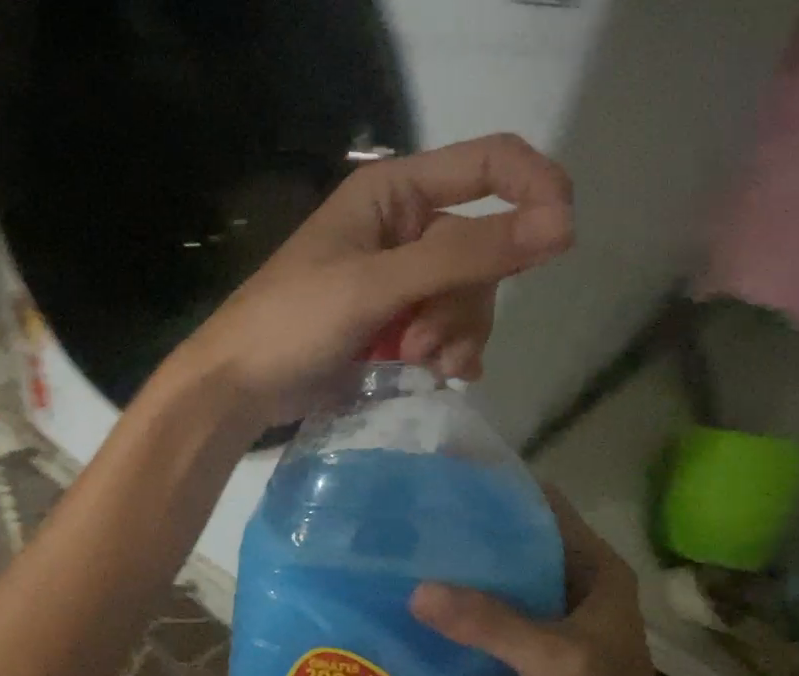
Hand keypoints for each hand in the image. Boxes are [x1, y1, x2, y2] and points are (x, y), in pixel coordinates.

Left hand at [179, 134, 572, 428]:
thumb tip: (561, 225)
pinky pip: (448, 329)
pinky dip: (448, 353)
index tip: (558, 239)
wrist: (237, 388)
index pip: (490, 163)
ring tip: (413, 365)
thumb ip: (463, 255)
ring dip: (453, 336)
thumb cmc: (290, 322)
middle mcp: (401, 228)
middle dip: (462, 302)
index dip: (535, 190)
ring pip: (470, 296)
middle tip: (420, 343)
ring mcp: (399, 279)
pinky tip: (437, 377)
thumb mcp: (374, 285)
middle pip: (484, 247)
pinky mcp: (394, 324)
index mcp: (391, 194)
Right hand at [408, 493, 692, 675]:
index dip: (493, 485)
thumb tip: (416, 590)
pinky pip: (466, 628)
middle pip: (502, 546)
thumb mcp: (554, 662)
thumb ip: (491, 623)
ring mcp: (532, 628)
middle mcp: (561, 591)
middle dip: (454, 531)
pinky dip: (437, 618)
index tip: (435, 467)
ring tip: (381, 553)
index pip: (538, 508)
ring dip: (441, 576)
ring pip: (480, 588)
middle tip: (392, 513)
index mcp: (591, 572)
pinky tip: (392, 608)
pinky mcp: (506, 662)